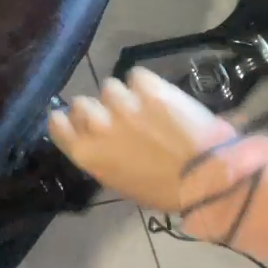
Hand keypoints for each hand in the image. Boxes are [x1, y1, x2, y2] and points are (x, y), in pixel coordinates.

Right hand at [48, 67, 239, 215]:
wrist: (210, 180)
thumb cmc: (163, 191)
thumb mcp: (118, 181)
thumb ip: (99, 154)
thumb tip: (96, 139)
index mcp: (85, 152)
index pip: (56, 122)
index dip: (70, 121)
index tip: (83, 124)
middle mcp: (96, 124)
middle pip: (80, 102)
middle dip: (97, 108)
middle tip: (119, 119)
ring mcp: (122, 104)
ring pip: (109, 87)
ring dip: (123, 96)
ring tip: (145, 108)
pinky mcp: (149, 88)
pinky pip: (137, 76)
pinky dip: (147, 84)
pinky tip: (161, 98)